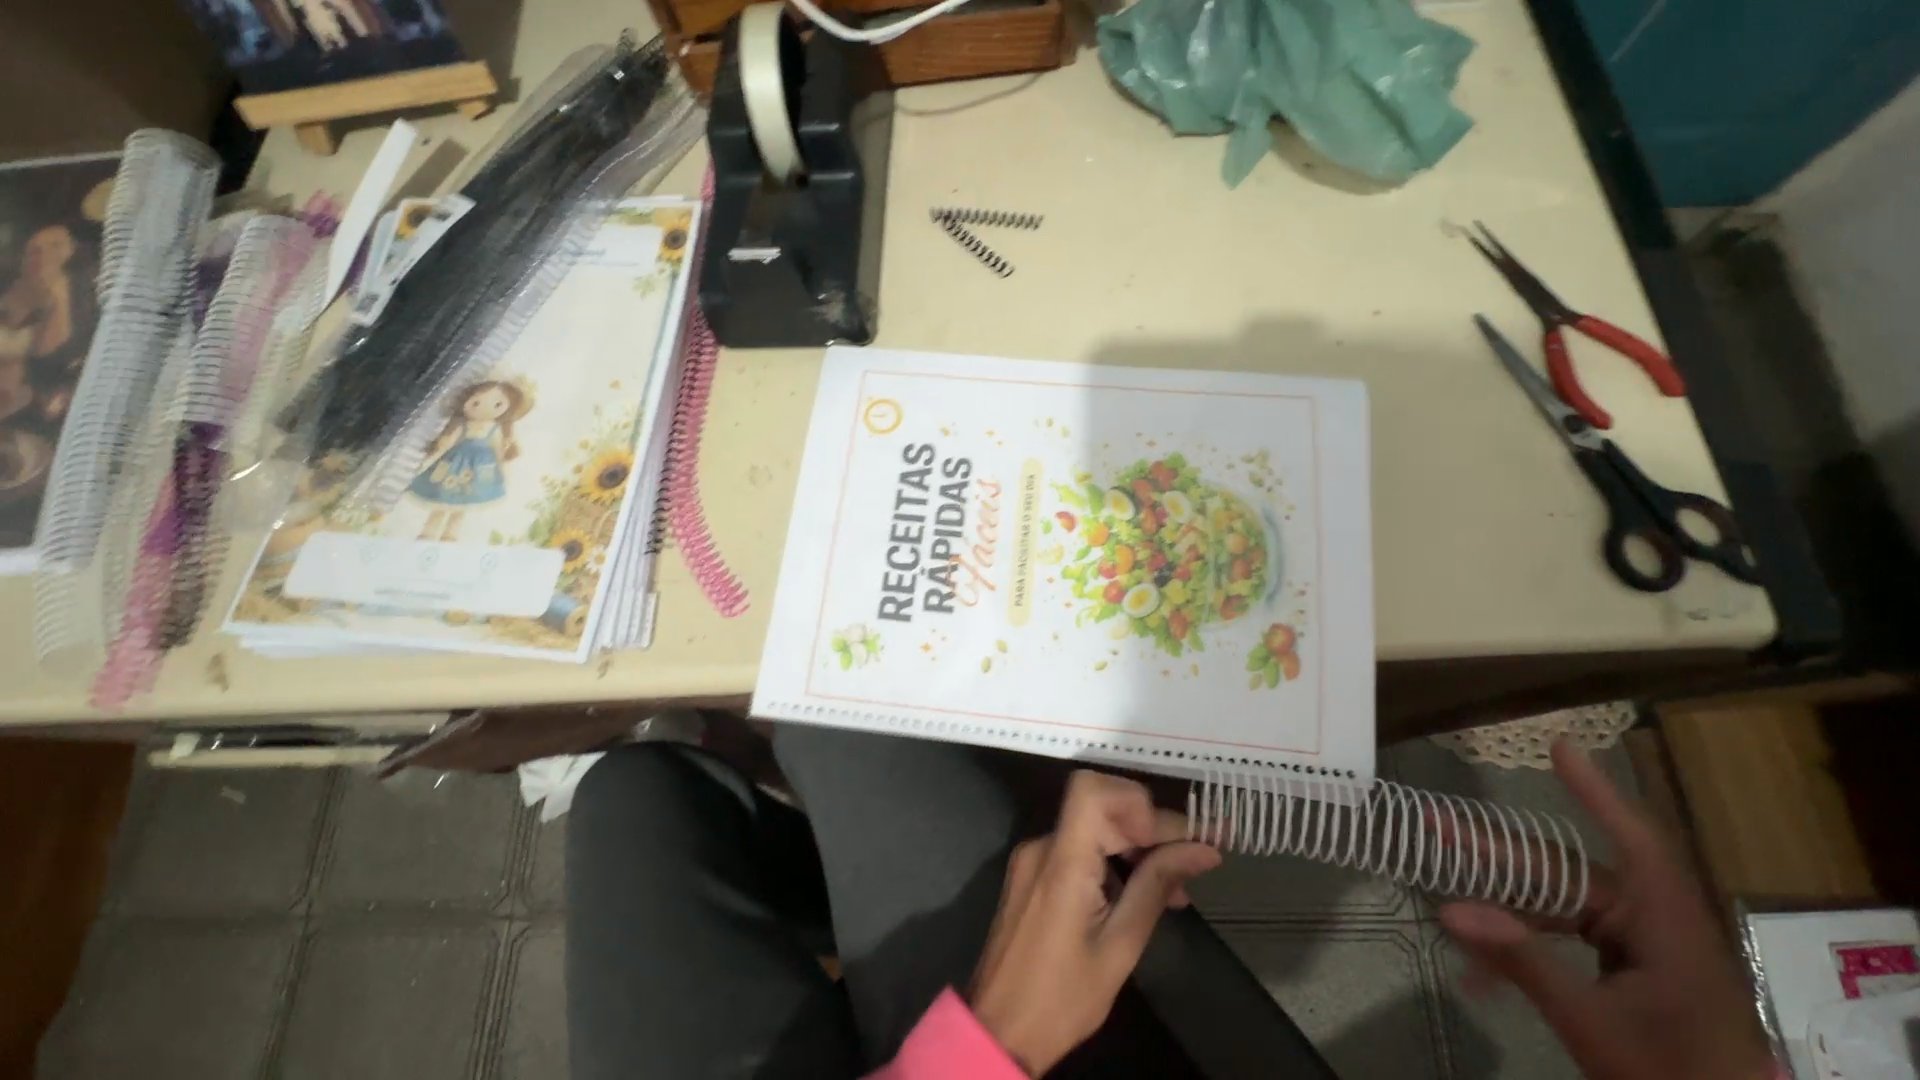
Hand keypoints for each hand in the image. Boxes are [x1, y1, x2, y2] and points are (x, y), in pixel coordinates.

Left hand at [969, 770, 1220, 1074]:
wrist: (999, 1030)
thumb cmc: (1062, 997)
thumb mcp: (1120, 945)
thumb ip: (1157, 886)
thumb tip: (1204, 849)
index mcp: (1061, 860)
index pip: (1092, 790)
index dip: (1136, 801)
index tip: (1172, 839)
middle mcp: (1042, 846)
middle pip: (1101, 809)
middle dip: (1152, 830)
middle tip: (1197, 862)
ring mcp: (1033, 859)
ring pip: (1093, 830)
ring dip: (1136, 849)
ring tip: (1177, 889)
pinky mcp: (1032, 875)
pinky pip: (1078, 850)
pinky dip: (1113, 863)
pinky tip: (1142, 894)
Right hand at [1439, 741, 1774, 1079]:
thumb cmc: (1671, 1075)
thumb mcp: (1590, 1021)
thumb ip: (1522, 960)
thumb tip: (1448, 909)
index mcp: (1666, 925)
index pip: (1632, 841)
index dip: (1595, 792)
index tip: (1559, 747)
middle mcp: (1654, 925)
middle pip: (1568, 876)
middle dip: (1500, 856)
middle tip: (1439, 826)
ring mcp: (1643, 950)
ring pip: (1560, 909)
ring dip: (1506, 910)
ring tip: (1445, 902)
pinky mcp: (1631, 974)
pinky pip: (1567, 943)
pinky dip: (1526, 948)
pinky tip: (1481, 975)